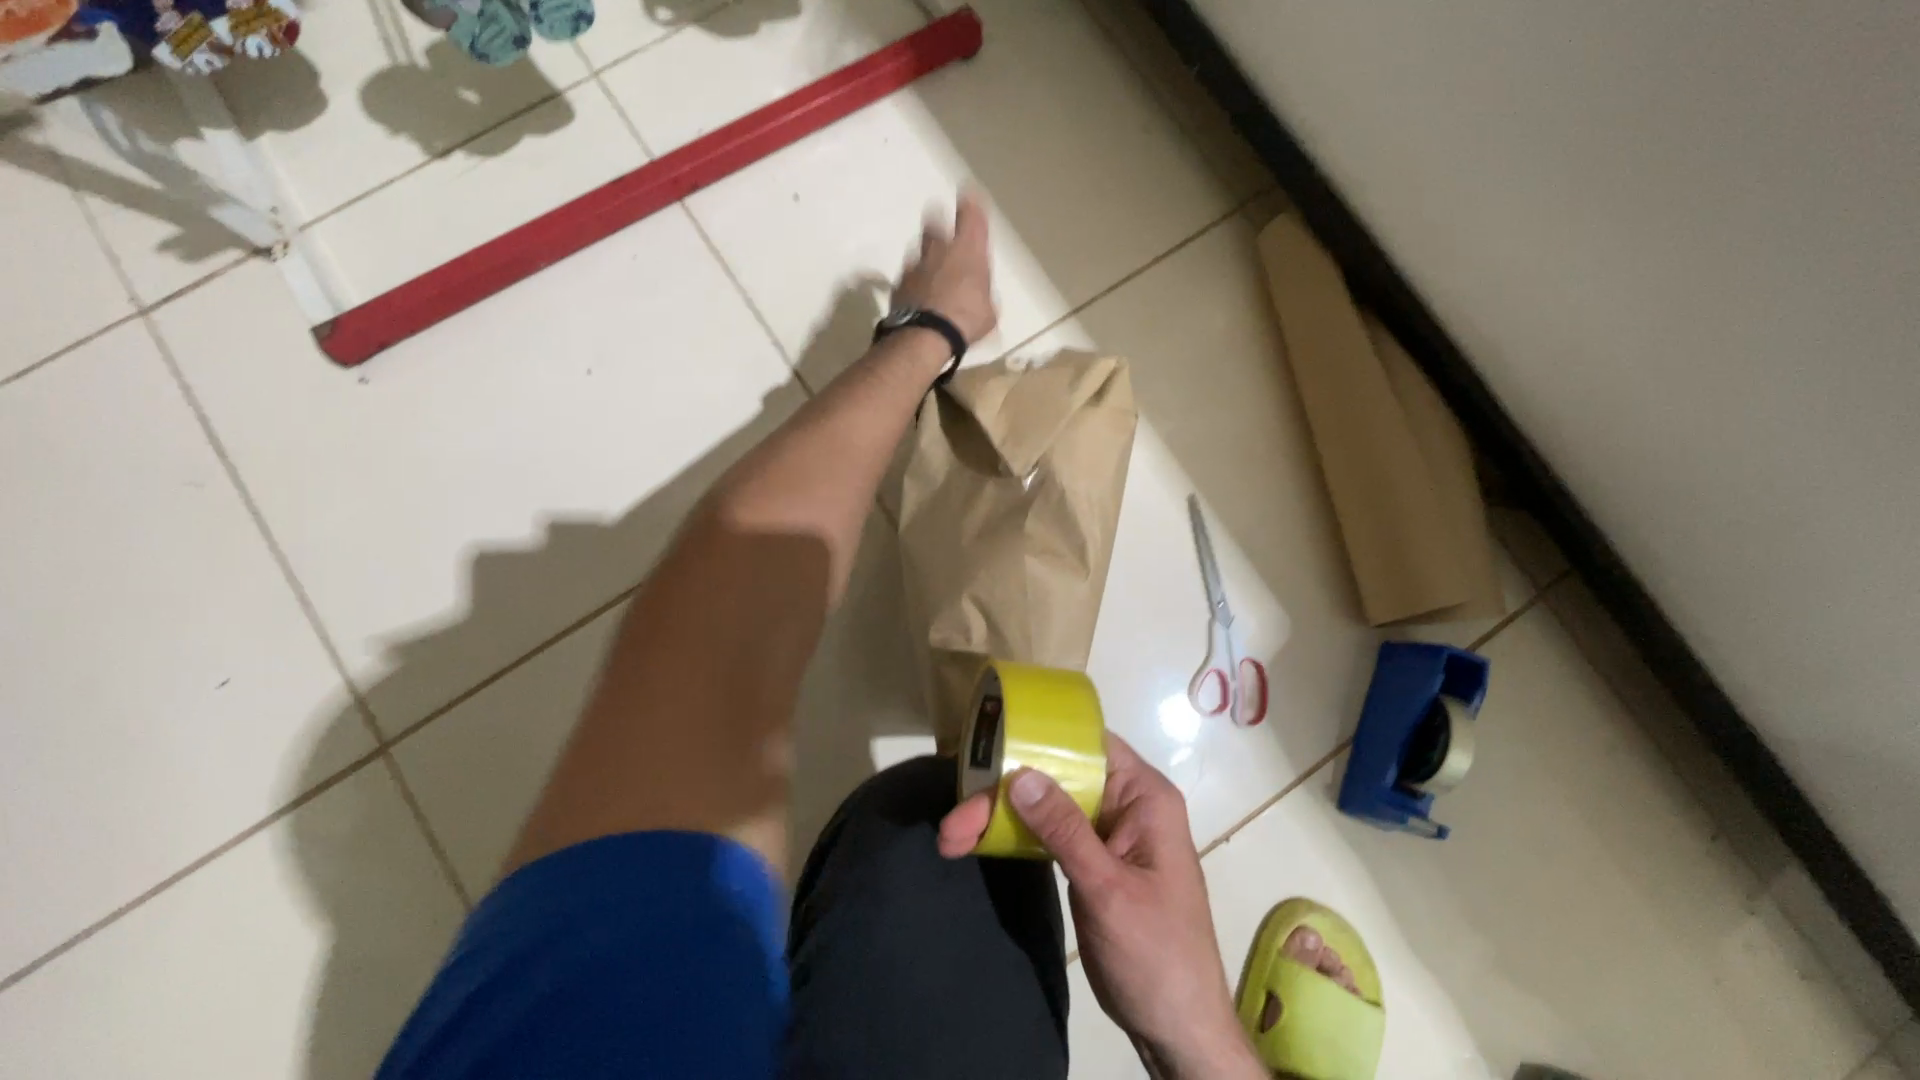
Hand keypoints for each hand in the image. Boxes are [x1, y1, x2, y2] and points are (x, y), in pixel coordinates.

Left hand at [894, 189, 996, 345]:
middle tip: (942, 233)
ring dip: (924, 257)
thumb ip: (982, 293)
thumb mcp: (988, 309)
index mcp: (969, 249)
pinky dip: (913, 283)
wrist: (927, 335)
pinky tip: (917, 296)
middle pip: (934, 221)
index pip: (970, 213)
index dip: (970, 203)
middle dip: (938, 222)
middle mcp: (940, 249)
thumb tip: (977, 296)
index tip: (969, 196)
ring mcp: (916, 264)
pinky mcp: (899, 283)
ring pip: (918, 249)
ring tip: (929, 272)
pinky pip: (907, 276)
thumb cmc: (967, 318)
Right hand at [938, 734, 1262, 1078]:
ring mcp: (1106, 833)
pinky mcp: (1090, 861)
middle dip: (1003, 793)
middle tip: (954, 823)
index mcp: (1144, 797)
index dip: (1040, 739)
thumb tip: (1020, 775)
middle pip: (1057, 778)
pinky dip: (1013, 839)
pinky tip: (976, 844)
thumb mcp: (1107, 889)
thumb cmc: (1157, 953)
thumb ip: (1064, 830)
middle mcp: (1125, 804)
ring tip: (952, 836)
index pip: (1088, 745)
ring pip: (1045, 806)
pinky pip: (1047, 834)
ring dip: (999, 818)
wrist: (1177, 1025)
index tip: (989, 743)